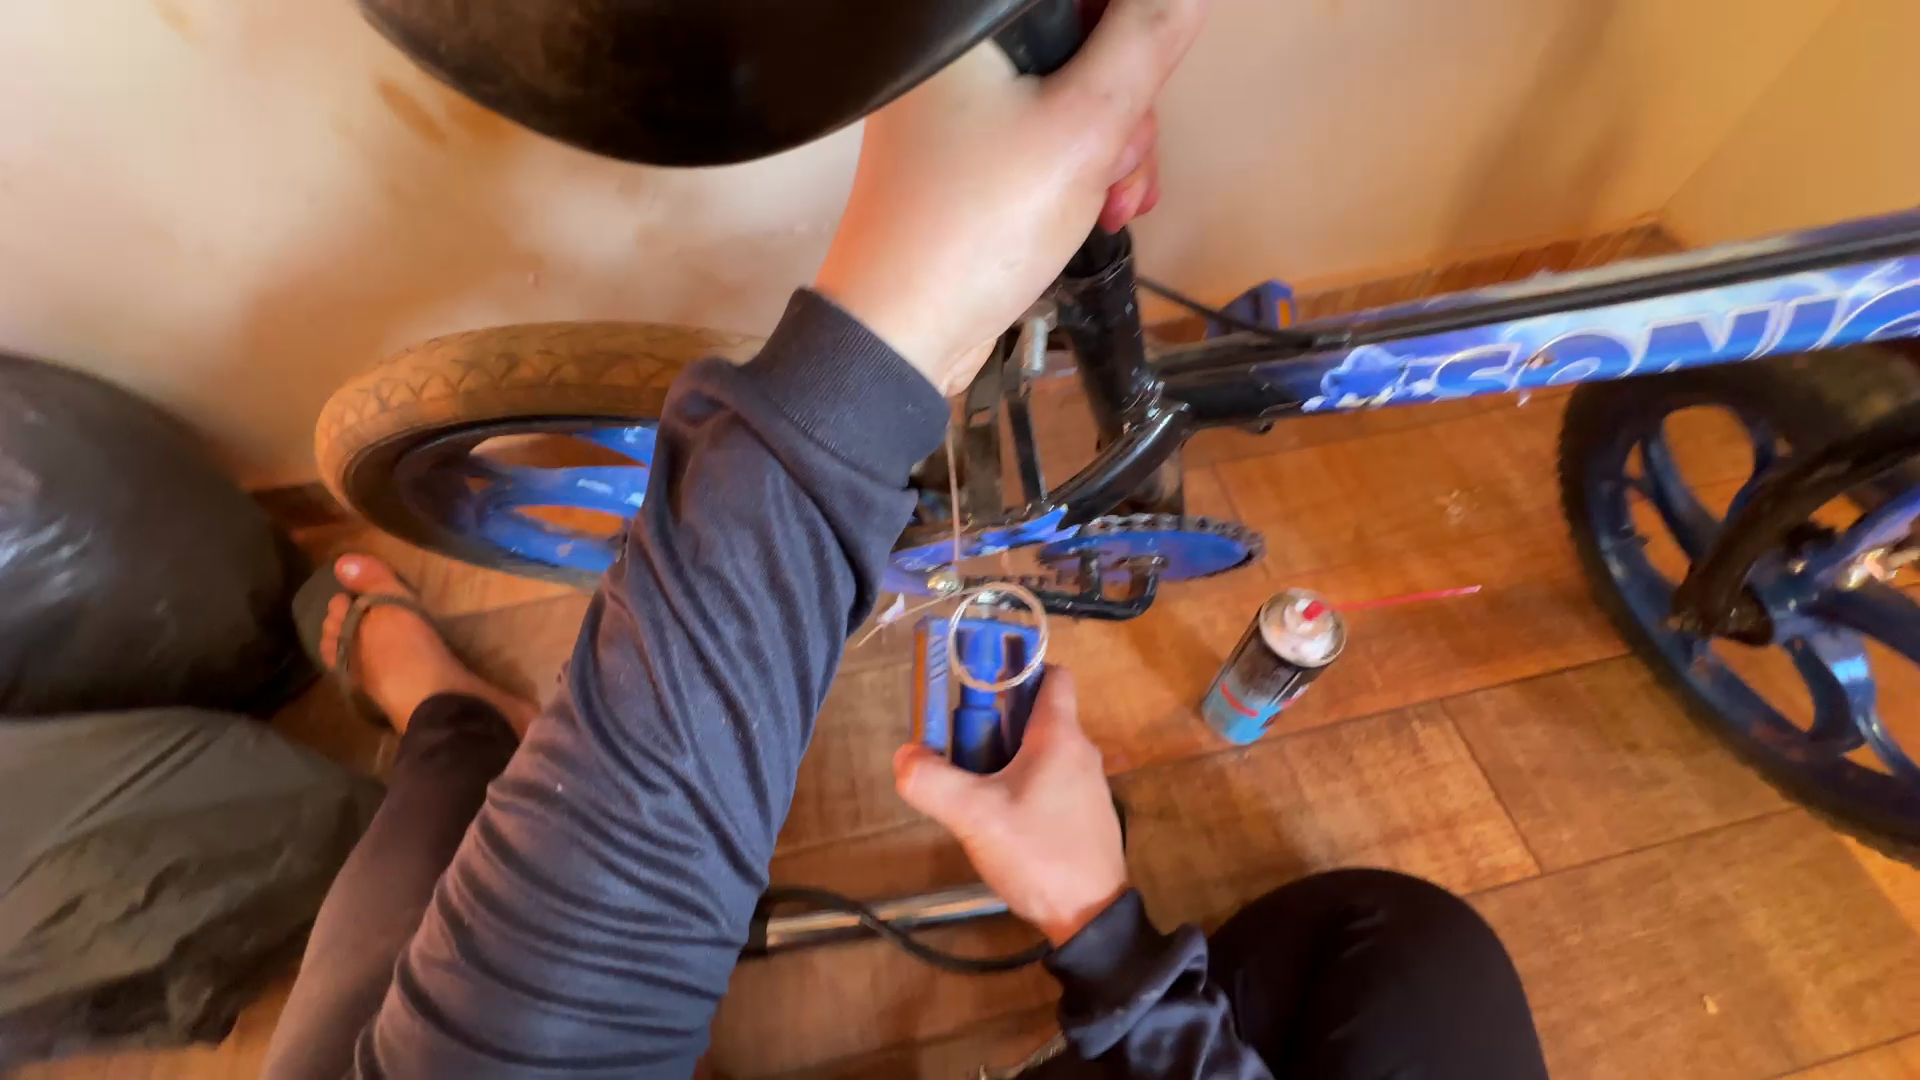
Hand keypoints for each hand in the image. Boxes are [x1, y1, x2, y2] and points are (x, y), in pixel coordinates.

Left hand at [816, 0, 1208, 392]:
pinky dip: (1075, 175)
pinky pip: (1039, 146)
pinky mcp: (964, 165)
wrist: (908, 334)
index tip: (1143, 86)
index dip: (1128, 35)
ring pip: (1067, 103)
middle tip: (1121, 165)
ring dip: (1108, 153)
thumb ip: (1147, 37)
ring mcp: (955, 117)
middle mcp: (950, 63)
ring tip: (1112, 206)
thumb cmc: (970, 236)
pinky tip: (1094, 212)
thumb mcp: (1084, 127)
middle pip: (1079, 49)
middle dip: (1123, 112)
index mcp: (963, 27)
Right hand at [892, 668, 1127, 945]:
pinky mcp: (1084, 814)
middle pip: (1037, 712)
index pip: (1052, 674)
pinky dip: (1024, 780)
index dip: (1018, 669)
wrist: (1091, 919)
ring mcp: (1086, 784)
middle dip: (997, 717)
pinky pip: (1050, 778)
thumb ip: (933, 782)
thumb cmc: (1038, 852)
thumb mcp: (975, 817)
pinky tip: (999, 813)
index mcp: (1059, 735)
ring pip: (1041, 748)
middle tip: (960, 740)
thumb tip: (904, 756)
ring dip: (1007, 752)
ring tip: (973, 781)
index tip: (981, 684)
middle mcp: (1079, 751)